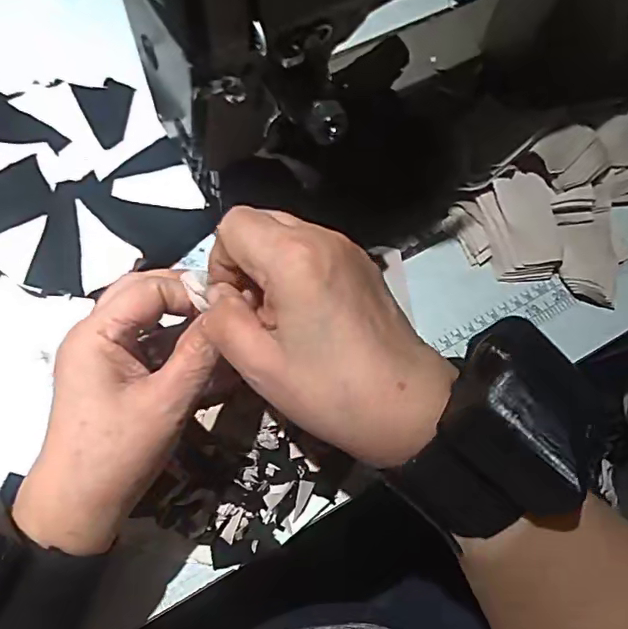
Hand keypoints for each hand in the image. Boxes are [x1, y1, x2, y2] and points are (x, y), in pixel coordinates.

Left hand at [13, 271, 217, 553]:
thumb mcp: (167, 402)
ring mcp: (102, 355)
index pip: (148, 286)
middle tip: (226, 310)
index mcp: (96, 333)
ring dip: (183, 321)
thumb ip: (199, 354)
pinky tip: (207, 356)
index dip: (190, 289)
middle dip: (186, 297)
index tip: (229, 305)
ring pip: (147, 319)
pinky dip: (175, 346)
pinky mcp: (113, 375)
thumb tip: (228, 313)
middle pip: (143, 294)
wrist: (79, 505)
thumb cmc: (118, 453)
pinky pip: (147, 346)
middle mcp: (94, 334)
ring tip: (222, 330)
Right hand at [199, 207, 456, 468]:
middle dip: (243, 263)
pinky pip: (311, 250)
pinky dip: (294, 273)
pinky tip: (307, 317)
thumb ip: (221, 320)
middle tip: (255, 314)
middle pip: (258, 223)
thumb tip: (218, 296)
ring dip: (268, 269)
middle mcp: (323, 239)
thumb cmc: (333, 391)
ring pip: (284, 235)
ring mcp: (347, 248)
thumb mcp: (259, 365)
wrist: (409, 405)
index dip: (220, 263)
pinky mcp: (361, 264)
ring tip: (281, 319)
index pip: (232, 225)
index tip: (234, 306)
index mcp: (294, 257)